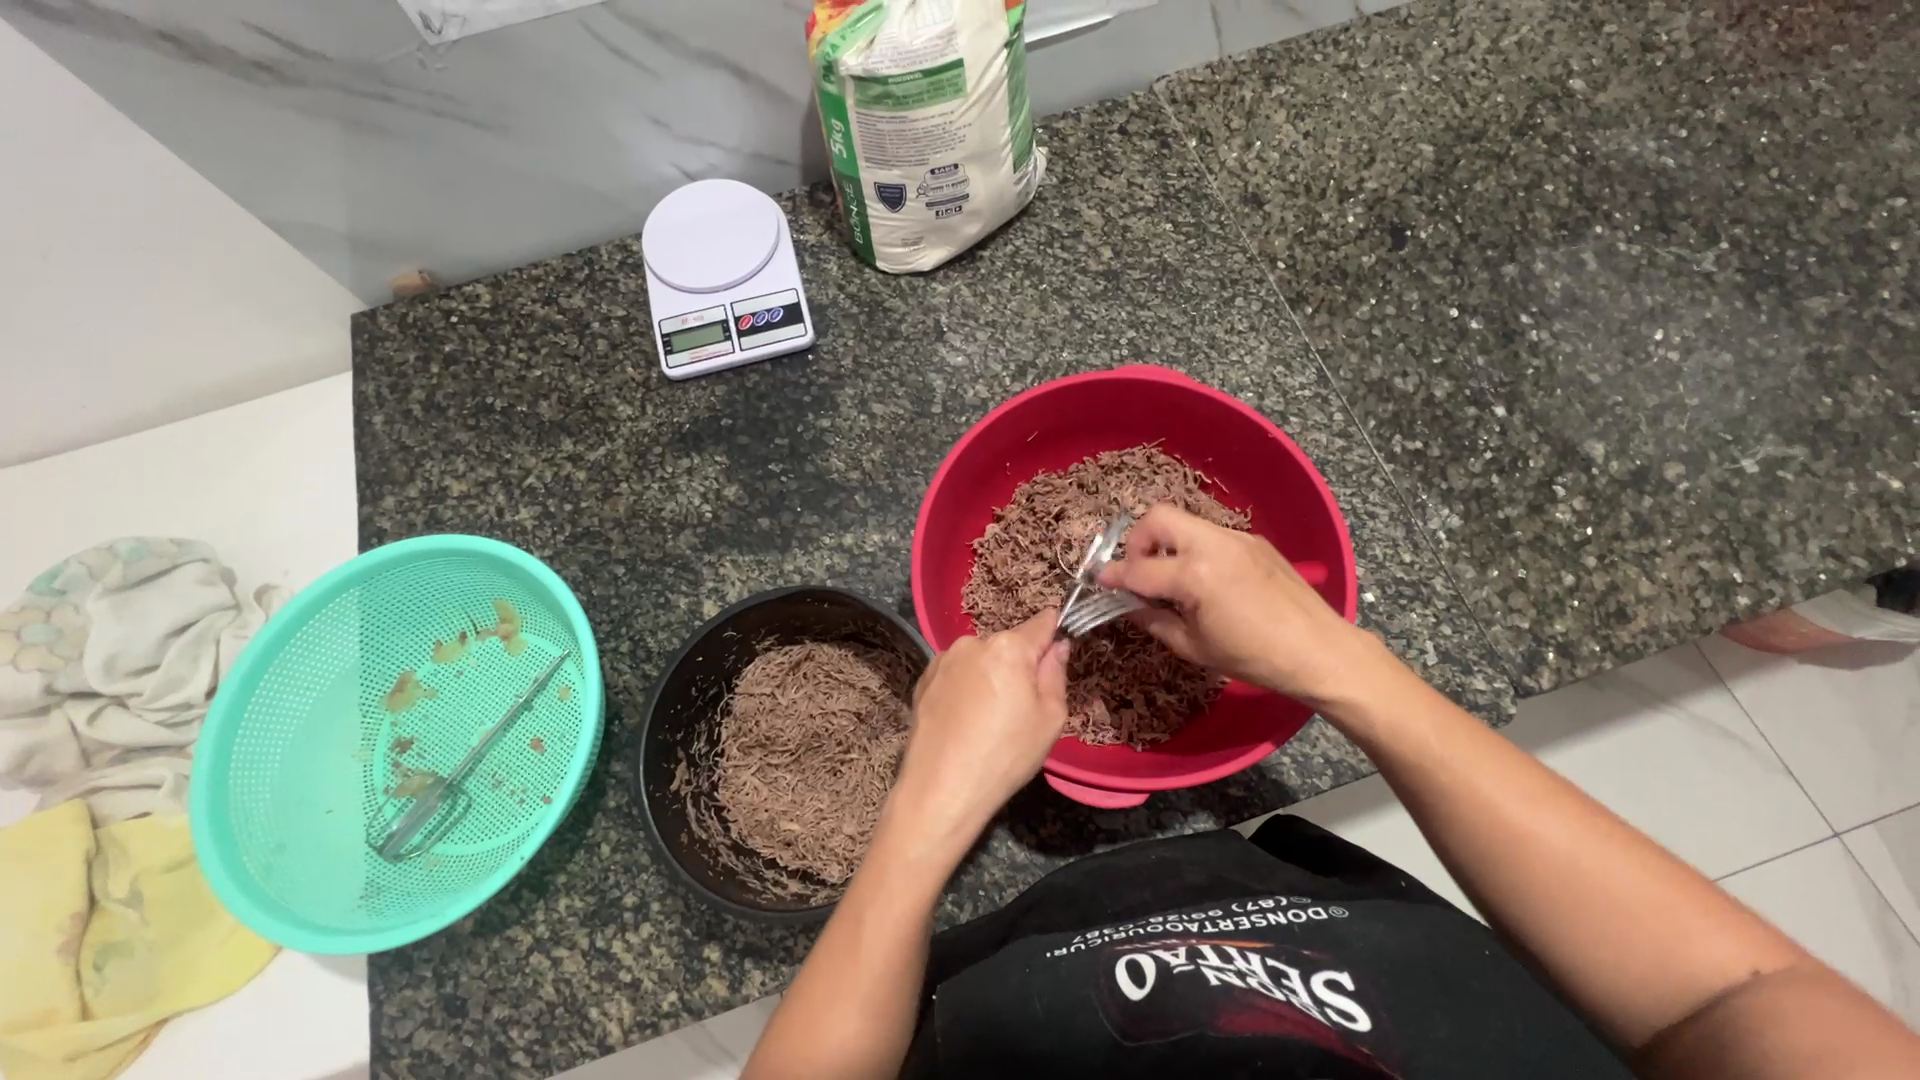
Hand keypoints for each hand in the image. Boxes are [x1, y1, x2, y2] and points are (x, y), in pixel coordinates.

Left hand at [889, 610, 1070, 840]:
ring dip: (989, 676)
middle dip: (1019, 665)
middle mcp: (972, 643)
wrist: (941, 788)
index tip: (1058, 651)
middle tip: (1021, 707)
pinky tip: (965, 721)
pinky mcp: (923, 680)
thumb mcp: (1050, 718)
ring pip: (981, 660)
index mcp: (1008, 647)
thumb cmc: (1005, 755)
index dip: (1054, 633)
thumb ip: (1056, 673)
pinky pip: (957, 674)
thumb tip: (1058, 646)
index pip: (1042, 623)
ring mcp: (943, 660)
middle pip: (1008, 645)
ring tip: (988, 720)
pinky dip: (965, 688)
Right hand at [1097, 504, 1389, 707]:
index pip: (1139, 568)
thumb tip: (1129, 606)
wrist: (1318, 650)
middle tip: (1137, 570)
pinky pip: (1210, 535)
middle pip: (1157, 518)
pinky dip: (1193, 549)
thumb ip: (1154, 620)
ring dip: (1166, 543)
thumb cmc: (1253, 657)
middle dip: (1137, 541)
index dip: (1114, 576)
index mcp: (1194, 575)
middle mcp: (1213, 544)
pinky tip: (1204, 580)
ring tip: (1169, 577)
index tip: (1100, 580)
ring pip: (1185, 522)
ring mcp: (1236, 538)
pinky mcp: (1254, 541)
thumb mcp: (1193, 646)